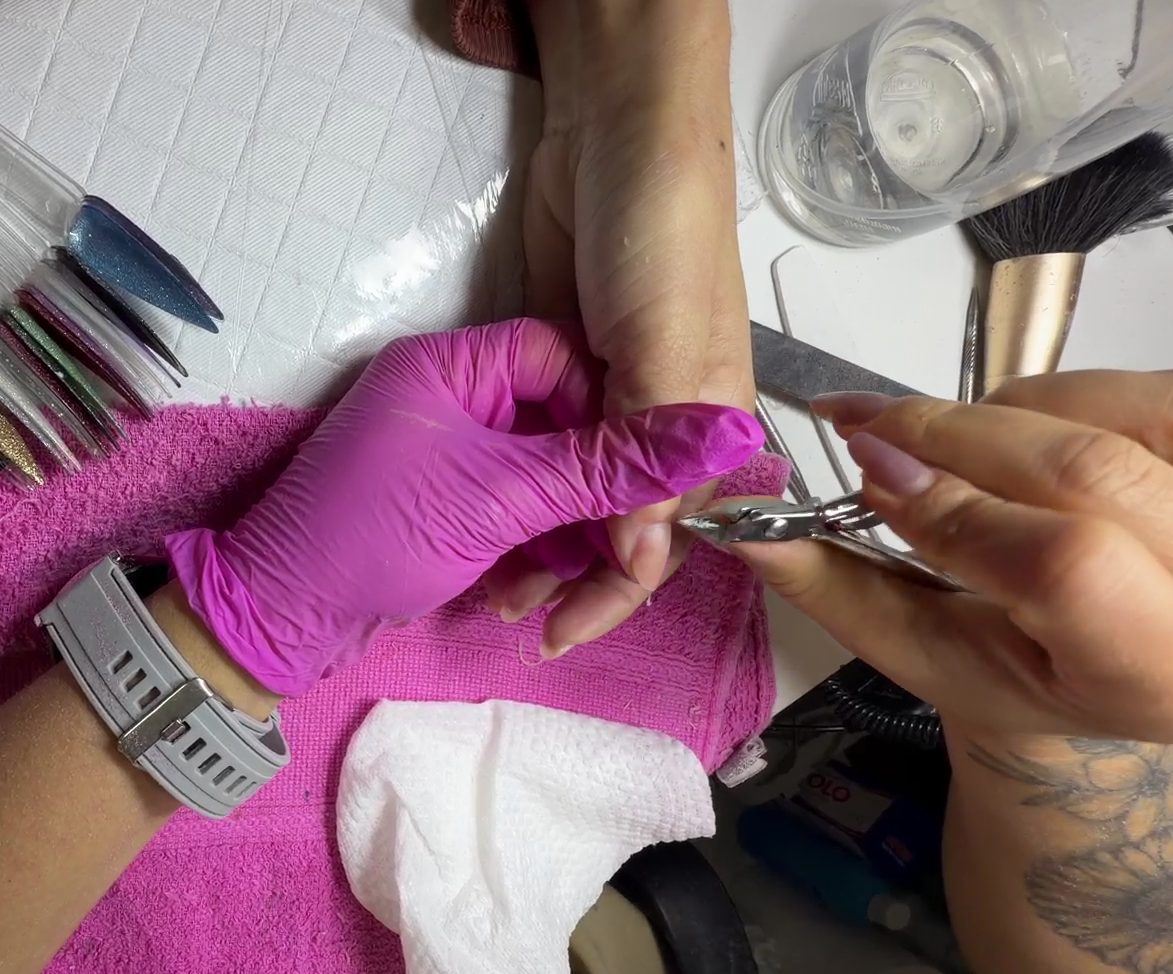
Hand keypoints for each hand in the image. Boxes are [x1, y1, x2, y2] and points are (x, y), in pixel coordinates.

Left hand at [166, 319, 760, 694]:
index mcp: (452, 363)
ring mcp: (443, 449)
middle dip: (585, 495)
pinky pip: (507, 506)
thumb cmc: (380, 532)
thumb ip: (609, 466)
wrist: (286, 609)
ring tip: (559, 593)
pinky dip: (525, 547)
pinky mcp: (440, 497)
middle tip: (606, 553)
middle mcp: (449, 396)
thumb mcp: (501, 496)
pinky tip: (524, 593)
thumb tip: (725, 435)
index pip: (561, 359)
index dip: (608, 416)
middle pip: (556, 425)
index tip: (631, 477)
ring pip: (536, 476)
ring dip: (557, 534)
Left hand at [506, 0, 755, 654]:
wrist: (612, 145)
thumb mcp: (657, 357)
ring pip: (562, 490)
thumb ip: (642, 457)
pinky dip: (512, 488)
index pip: (655, 528)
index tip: (566, 629)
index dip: (616, 583)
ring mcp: (590, 398)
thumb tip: (643, 562)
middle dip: (565, 569)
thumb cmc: (656, 246)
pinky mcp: (550, 376)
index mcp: (687, 426)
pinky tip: (485, 522)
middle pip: (605, 518)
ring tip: (490, 584)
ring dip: (532, 537)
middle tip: (514, 609)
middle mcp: (642, 420)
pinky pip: (529, 452)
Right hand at [734, 368, 1172, 743]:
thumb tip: (743, 527)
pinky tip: (1049, 430)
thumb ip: (826, 584)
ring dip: (1033, 408)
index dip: (951, 501)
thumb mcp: (905, 646)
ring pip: (1168, 414)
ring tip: (973, 442)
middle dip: (959, 431)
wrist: (1119, 671)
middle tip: (875, 427)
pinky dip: (1097, 393)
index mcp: (1160, 679)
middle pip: (1101, 472)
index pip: (1064, 563)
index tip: (863, 462)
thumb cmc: (1006, 673)